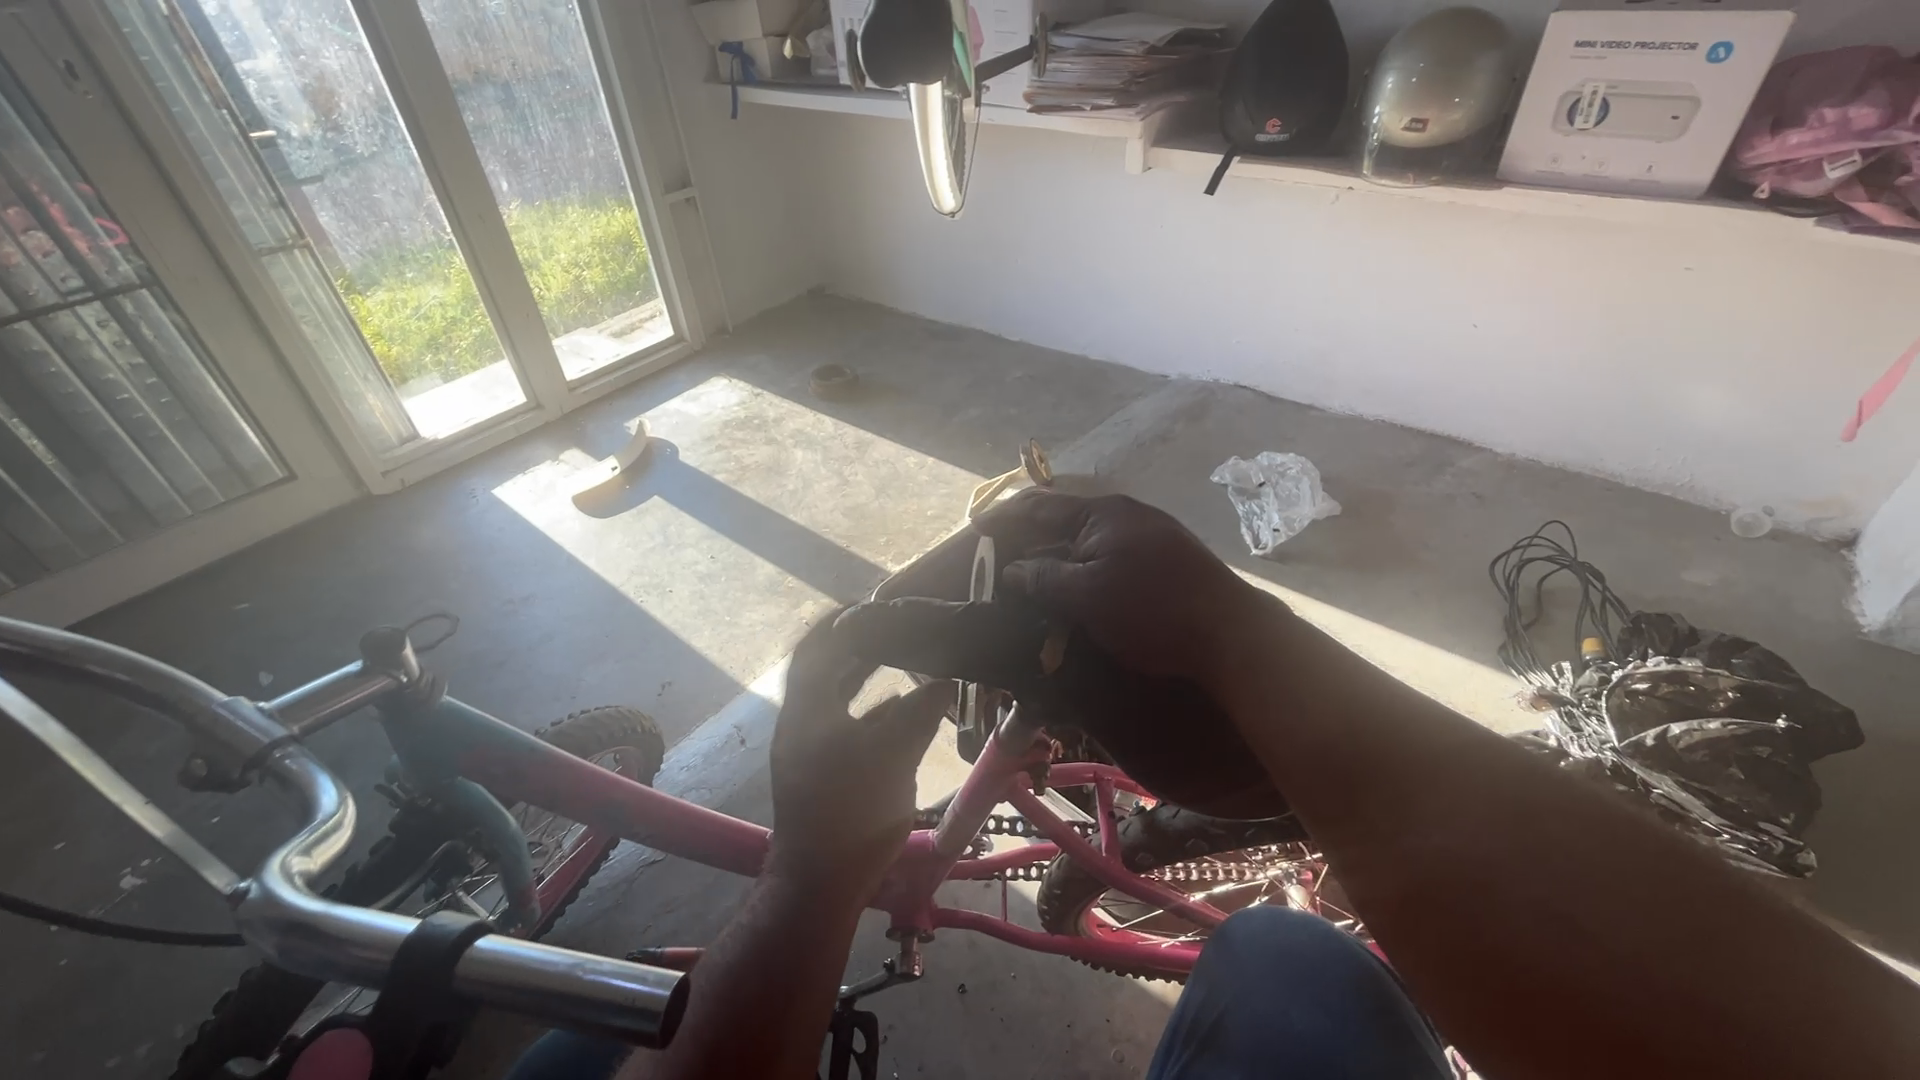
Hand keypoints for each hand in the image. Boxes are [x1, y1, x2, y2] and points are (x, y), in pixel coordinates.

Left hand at [768, 615, 949, 899]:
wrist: (820, 883)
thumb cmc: (851, 813)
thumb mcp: (892, 757)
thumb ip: (917, 714)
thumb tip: (941, 683)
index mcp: (807, 711)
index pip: (815, 648)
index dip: (839, 622)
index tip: (869, 605)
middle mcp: (801, 724)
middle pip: (823, 671)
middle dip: (855, 648)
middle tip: (890, 630)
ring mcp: (807, 750)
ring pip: (835, 699)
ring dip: (863, 679)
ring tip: (900, 661)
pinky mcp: (820, 773)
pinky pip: (844, 726)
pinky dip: (869, 711)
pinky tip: (900, 710)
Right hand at [975, 491, 1283, 689]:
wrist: (1231, 634)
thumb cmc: (1151, 609)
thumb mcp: (1086, 595)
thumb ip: (1043, 578)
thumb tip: (1011, 571)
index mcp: (1103, 513)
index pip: (1039, 505)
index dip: (1004, 518)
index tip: (975, 530)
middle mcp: (1126, 516)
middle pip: (1063, 525)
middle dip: (1030, 546)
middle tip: (1000, 570)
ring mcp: (1149, 539)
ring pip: (1088, 548)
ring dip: (1059, 566)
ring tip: (1033, 590)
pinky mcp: (1164, 565)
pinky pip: (1110, 563)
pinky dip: (1085, 577)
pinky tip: (1076, 601)